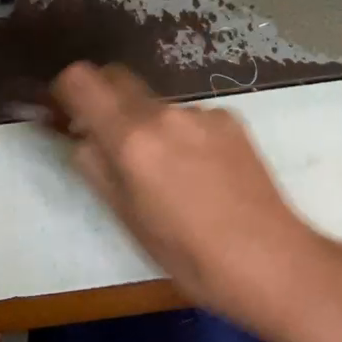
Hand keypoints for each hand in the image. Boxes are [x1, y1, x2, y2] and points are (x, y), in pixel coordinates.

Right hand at [51, 61, 341, 336]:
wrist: (277, 265)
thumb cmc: (191, 255)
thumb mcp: (128, 219)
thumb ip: (96, 167)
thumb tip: (81, 138)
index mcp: (130, 138)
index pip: (80, 79)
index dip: (65, 89)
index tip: (66, 111)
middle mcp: (162, 113)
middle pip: (115, 76)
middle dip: (102, 97)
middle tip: (105, 135)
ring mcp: (200, 113)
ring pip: (153, 101)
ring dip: (144, 121)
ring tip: (165, 169)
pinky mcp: (230, 120)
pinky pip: (187, 116)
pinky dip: (180, 134)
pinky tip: (200, 173)